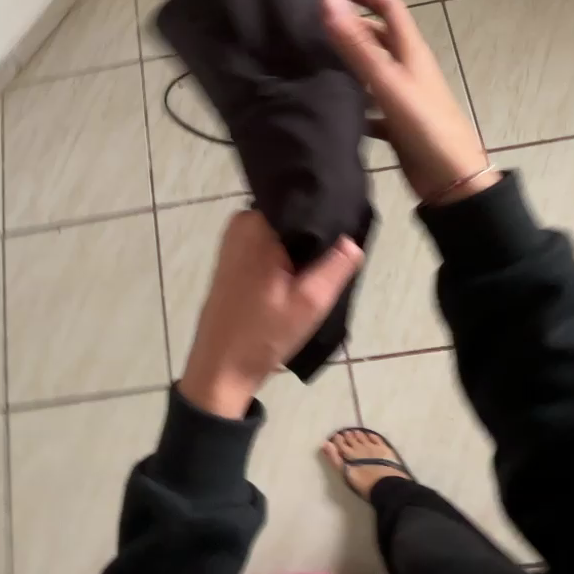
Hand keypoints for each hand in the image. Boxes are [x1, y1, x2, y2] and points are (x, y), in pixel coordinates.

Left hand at [180, 211, 363, 418]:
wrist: (220, 368)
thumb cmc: (262, 333)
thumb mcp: (308, 303)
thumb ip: (335, 267)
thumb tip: (353, 239)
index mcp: (256, 224)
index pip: (302, 205)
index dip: (326, 220)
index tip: (346, 237)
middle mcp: (241, 223)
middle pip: (292, 219)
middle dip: (314, 237)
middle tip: (337, 259)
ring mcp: (234, 239)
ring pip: (282, 234)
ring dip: (300, 250)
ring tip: (321, 269)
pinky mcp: (232, 256)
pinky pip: (268, 244)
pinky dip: (284, 257)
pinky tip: (299, 276)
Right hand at [323, 0, 499, 204]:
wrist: (452, 179)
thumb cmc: (423, 124)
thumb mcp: (386, 80)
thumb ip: (356, 43)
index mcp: (411, 53)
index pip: (391, 10)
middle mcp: (409, 70)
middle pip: (381, 39)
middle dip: (354, 28)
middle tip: (319, 29)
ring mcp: (405, 97)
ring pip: (374, 72)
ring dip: (351, 64)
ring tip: (318, 64)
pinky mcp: (399, 124)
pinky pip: (372, 107)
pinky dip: (356, 103)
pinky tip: (335, 110)